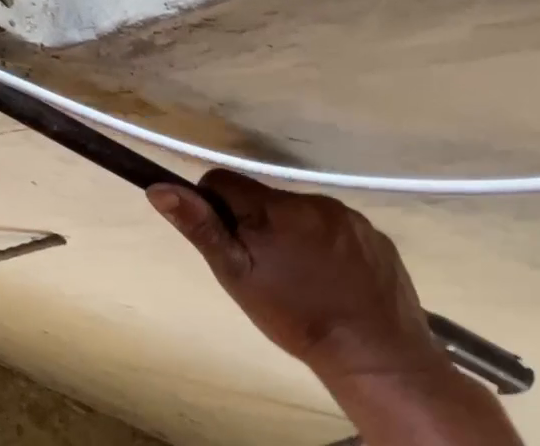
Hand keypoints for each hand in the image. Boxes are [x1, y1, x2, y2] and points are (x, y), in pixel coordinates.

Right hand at [149, 171, 446, 382]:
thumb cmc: (295, 316)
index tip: (226, 240)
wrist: (380, 359)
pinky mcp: (378, 237)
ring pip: (297, 210)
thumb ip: (199, 226)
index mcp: (276, 209)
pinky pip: (332, 225)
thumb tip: (159, 188)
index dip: (212, 205)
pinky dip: (322, 241)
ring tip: (298, 272)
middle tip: (262, 264)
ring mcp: (352, 219)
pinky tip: (329, 275)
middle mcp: (315, 202)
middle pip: (261, 196)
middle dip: (253, 220)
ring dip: (288, 229)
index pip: (222, 180)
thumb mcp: (235, 275)